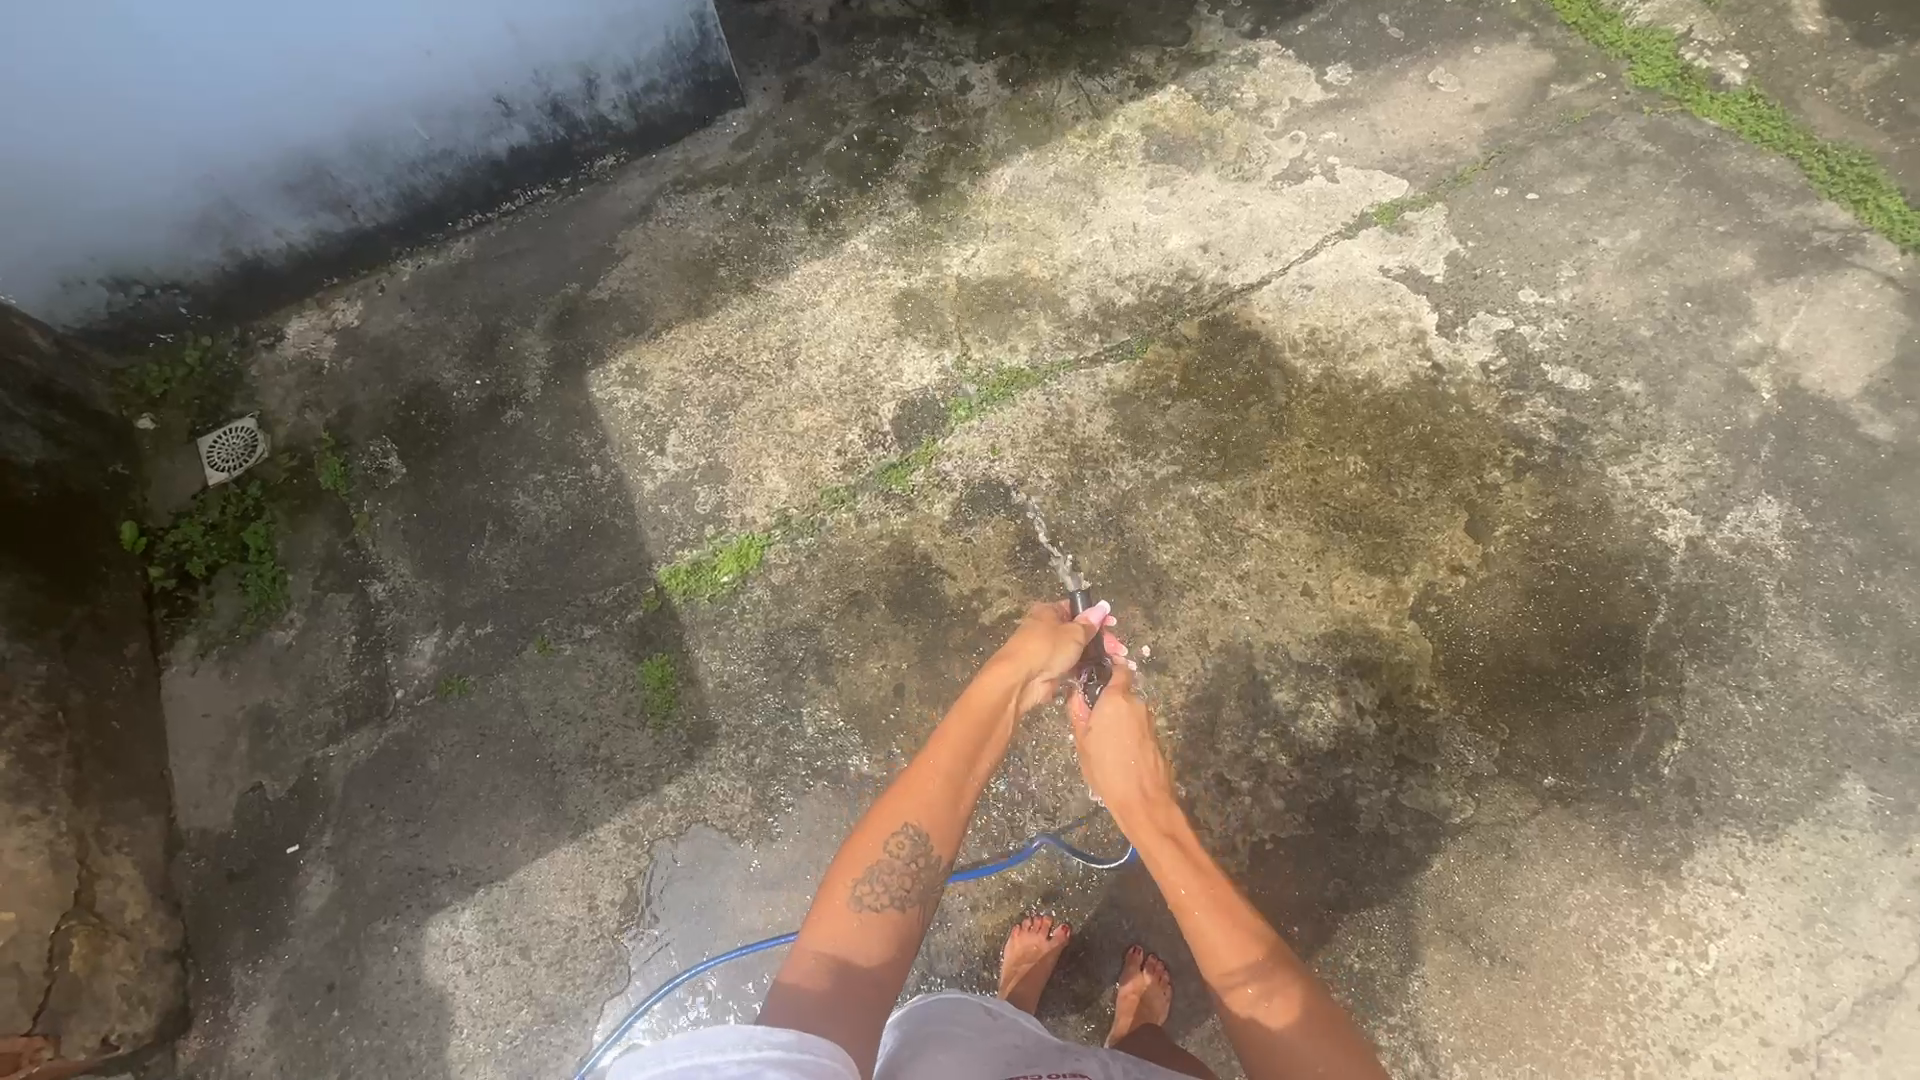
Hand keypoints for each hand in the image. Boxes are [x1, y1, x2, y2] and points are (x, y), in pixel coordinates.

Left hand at [990, 600, 1116, 713]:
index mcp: (1049, 612)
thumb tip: (1102, 607)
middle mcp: (1048, 629)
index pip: (1076, 609)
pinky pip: (1073, 666)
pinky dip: (1087, 668)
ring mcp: (1049, 651)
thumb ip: (1089, 623)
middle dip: (1100, 639)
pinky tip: (1103, 671)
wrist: (1020, 679)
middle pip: (1079, 631)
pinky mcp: (1051, 670)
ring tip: (1117, 661)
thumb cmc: (1046, 648)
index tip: (1113, 625)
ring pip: (1078, 650)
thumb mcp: (1073, 633)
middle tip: (1119, 649)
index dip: (1096, 616)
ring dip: (1096, 654)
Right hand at [1068, 637, 1176, 830]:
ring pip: (1130, 711)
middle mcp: (1136, 703)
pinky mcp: (1156, 736)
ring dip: (1118, 719)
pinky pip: (1137, 726)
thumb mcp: (1082, 741)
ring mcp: (1149, 720)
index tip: (1096, 676)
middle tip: (1093, 720)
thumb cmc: (1106, 769)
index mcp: (1116, 698)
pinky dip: (1128, 732)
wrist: (1143, 800)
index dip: (1109, 670)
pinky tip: (1118, 751)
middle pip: (1122, 693)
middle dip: (1109, 702)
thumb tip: (1075, 694)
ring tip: (1104, 740)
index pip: (1119, 669)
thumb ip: (1078, 712)